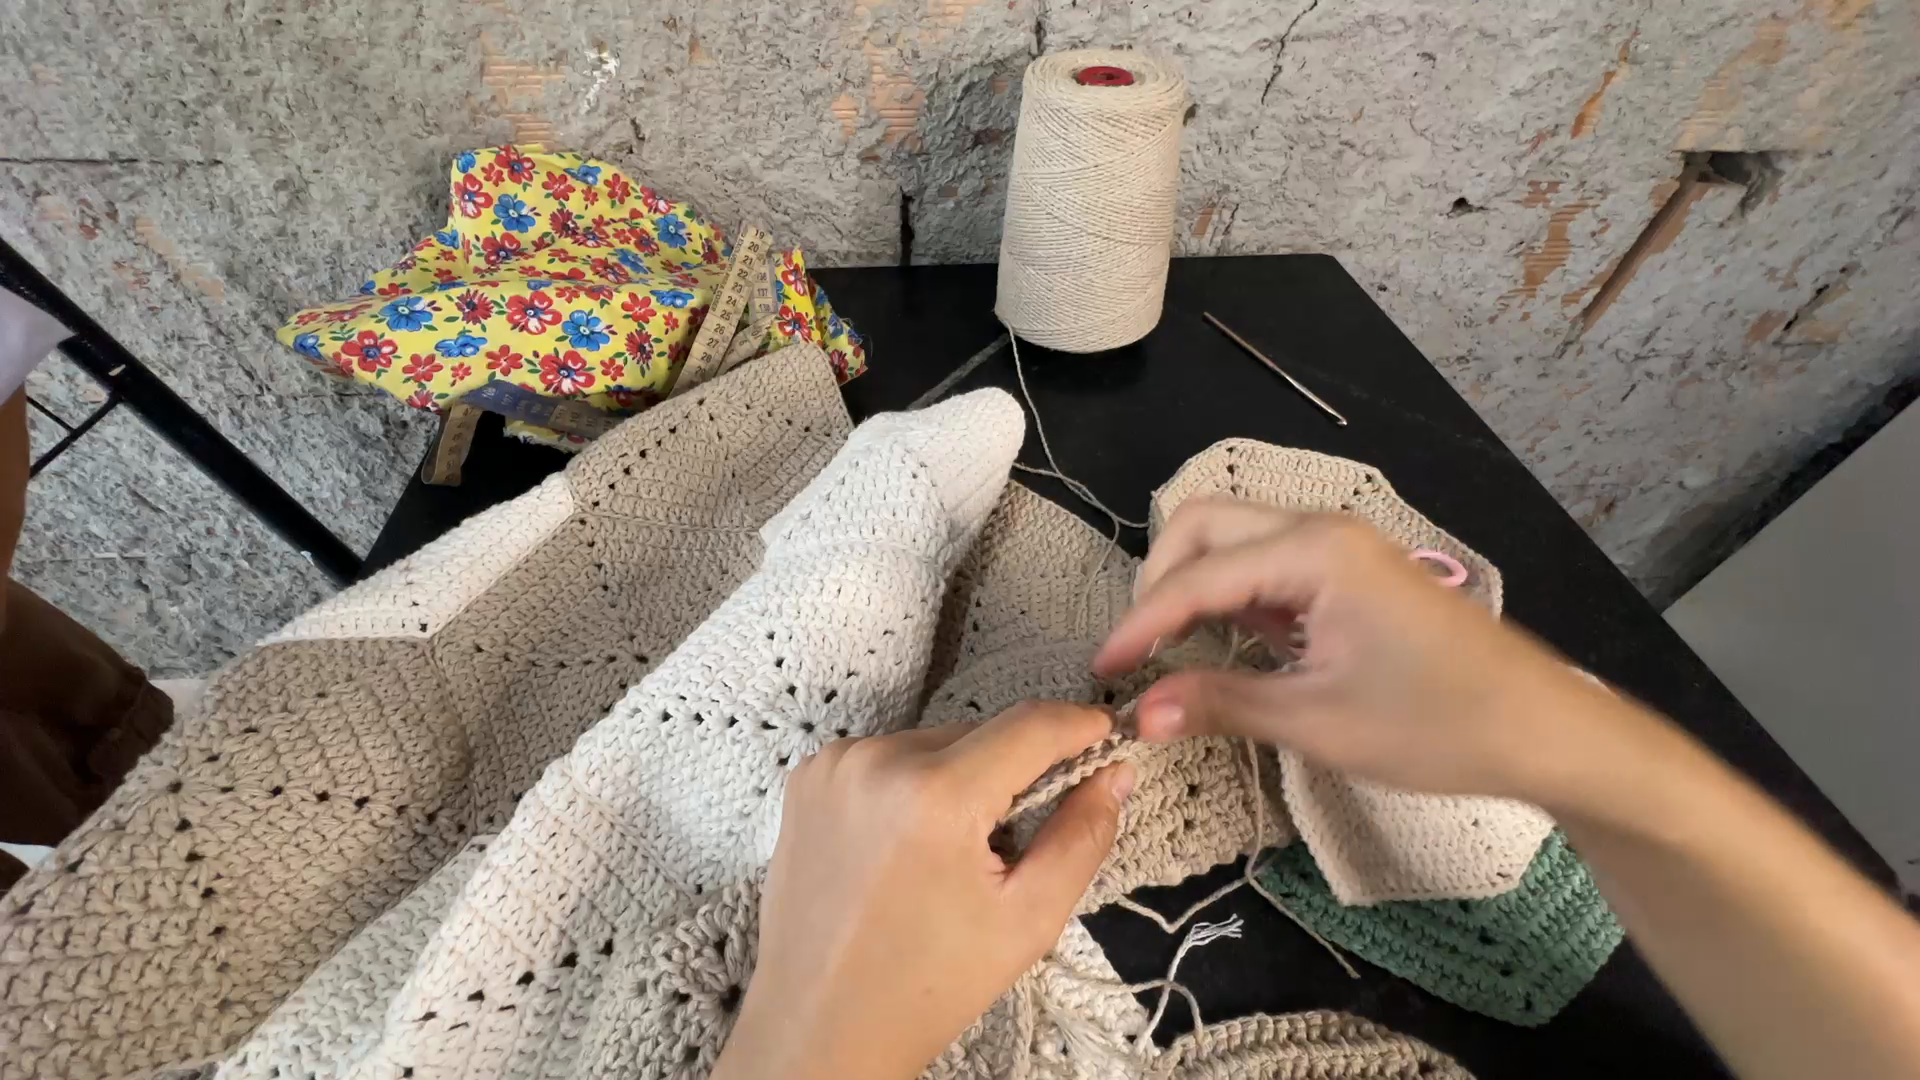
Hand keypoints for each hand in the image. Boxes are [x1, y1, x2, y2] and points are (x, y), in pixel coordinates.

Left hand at [714, 703, 1133, 1079]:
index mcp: (936, 797)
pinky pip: (885, 757)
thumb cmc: (927, 986)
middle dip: (1008, 771)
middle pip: (978, 736)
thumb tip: (1114, 772)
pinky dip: (909, 783)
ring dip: (956, 777)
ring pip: (932, 744)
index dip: (1075, 722)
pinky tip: (899, 841)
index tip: (1104, 728)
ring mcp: (835, 764)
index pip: (1027, 726)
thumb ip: (1081, 836)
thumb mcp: (1027, 920)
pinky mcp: (809, 775)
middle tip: (1007, 836)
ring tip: (944, 850)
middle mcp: (877, 760)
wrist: (816, 1029)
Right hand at [1092, 497, 1662, 806]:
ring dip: (1185, 582)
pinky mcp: (1339, 569)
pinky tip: (1216, 637)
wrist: (1549, 731)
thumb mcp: (1318, 722)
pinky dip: (1221, 593)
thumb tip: (1137, 715)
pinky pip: (1257, 562)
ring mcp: (1331, 544)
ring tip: (1165, 644)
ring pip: (1226, 537)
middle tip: (1140, 647)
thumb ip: (1219, 704)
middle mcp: (1317, 528)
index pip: (1196, 579)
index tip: (1102, 671)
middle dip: (1157, 581)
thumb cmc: (1440, 725)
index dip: (1140, 625)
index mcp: (1314, 552)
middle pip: (1202, 525)